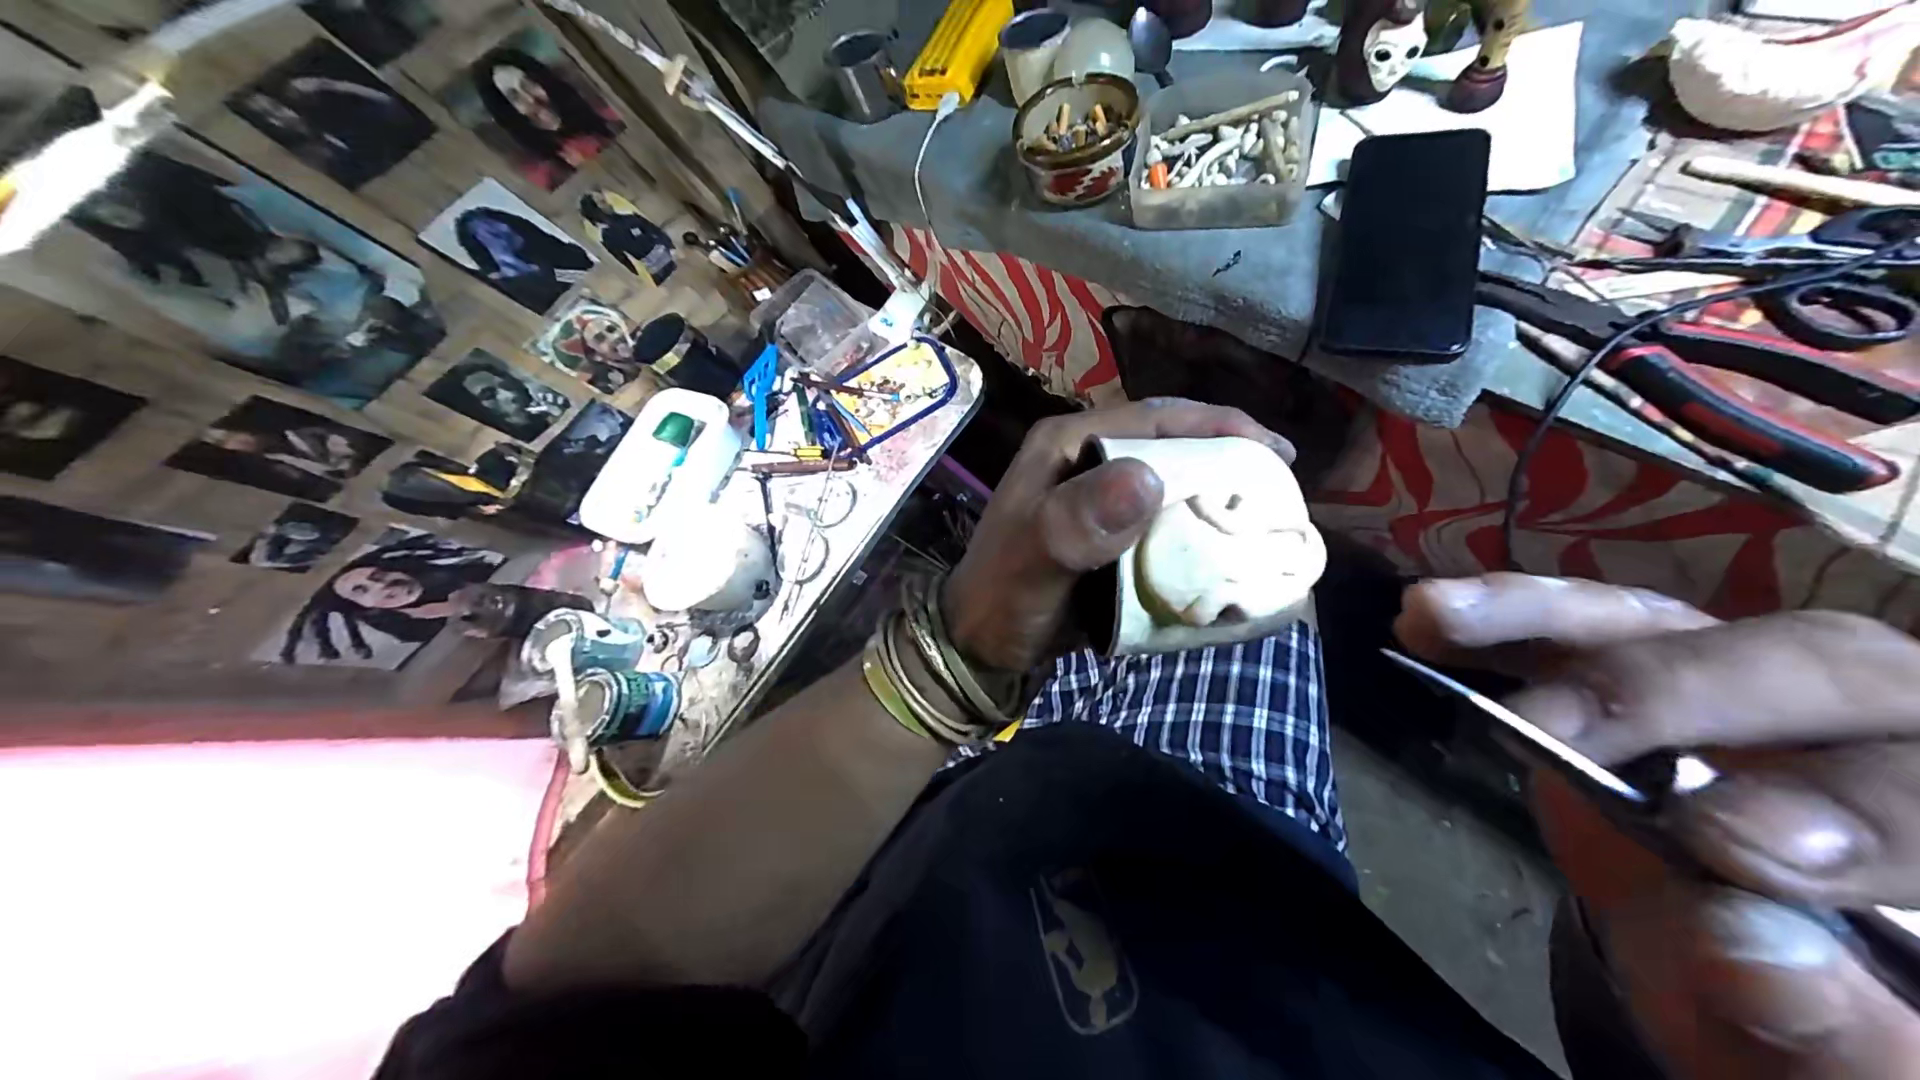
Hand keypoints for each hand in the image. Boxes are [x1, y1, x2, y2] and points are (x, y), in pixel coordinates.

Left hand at [943, 398, 1293, 671]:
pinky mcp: (1102, 530)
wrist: (978, 646)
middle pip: (1168, 444)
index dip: (1217, 425)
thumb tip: (1150, 478)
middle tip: (1278, 483)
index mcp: (1065, 445)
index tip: (1274, 451)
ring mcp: (1092, 496)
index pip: (1152, 418)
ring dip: (1213, 490)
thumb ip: (1078, 520)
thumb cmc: (1002, 600)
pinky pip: (1158, 516)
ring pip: (1168, 478)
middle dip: (1225, 456)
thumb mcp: (1035, 558)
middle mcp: (1082, 460)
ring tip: (1262, 510)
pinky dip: (1192, 524)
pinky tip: (1221, 542)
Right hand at [1398, 574, 1919, 1078]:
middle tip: (1539, 731)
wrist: (1742, 970)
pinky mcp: (1645, 665)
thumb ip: (1816, 1032)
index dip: (1854, 810)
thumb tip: (1737, 943)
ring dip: (1542, 617)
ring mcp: (1751, 683)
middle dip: (1663, 697)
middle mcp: (1888, 729)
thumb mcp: (1821, 1064)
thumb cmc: (1808, 1031)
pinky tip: (1428, 618)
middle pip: (1821, 667)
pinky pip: (1579, 619)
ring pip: (1678, 621)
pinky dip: (1502, 616)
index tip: (1715, 841)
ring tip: (1439, 617)